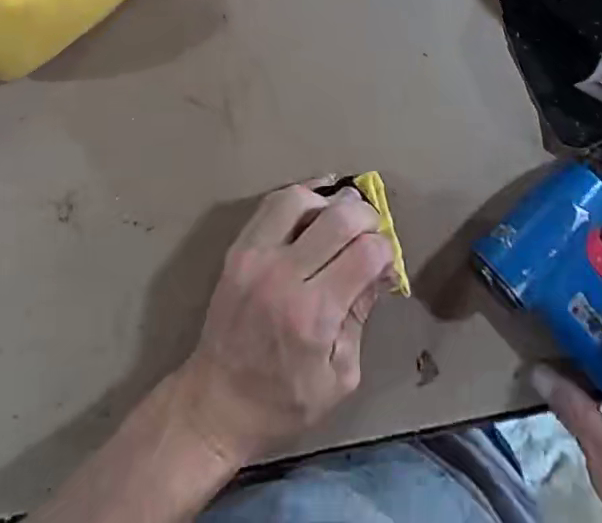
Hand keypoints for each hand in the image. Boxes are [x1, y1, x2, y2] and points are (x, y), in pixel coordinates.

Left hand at [175, 180, 395, 466]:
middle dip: (368, 218)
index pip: (367, 253)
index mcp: (313, 316)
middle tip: (371, 234)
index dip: (386, 251)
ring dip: (330, 203)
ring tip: (339, 220)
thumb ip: (361, 316)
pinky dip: (301, 196)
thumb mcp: (340, 376)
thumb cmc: (283, 400)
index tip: (385, 264)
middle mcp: (283, 278)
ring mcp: (255, 259)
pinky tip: (318, 203)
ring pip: (301, 199)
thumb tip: (381, 268)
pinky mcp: (238, 251)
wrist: (215, 404)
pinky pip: (272, 204)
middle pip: (340, 217)